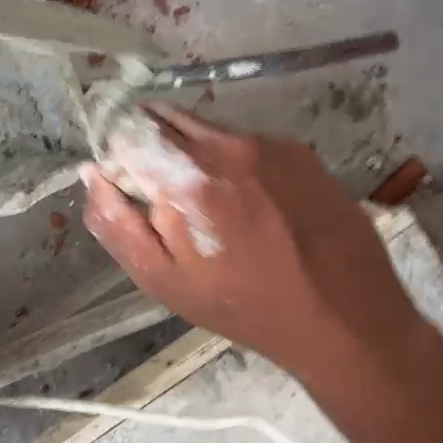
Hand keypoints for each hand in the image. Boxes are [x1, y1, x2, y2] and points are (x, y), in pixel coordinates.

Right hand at [82, 104, 428, 377]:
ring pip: (202, 129)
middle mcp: (224, 146)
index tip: (121, 178)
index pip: (124, 130)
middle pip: (161, 119)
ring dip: (189, 152)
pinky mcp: (298, 150)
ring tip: (208, 201)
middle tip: (160, 191)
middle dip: (149, 146)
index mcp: (184, 178)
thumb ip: (115, 222)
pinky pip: (243, 142)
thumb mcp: (162, 279)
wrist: (349, 322)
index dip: (115, 152)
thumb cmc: (243, 306)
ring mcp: (266, 144)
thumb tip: (92, 174)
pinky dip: (231, 160)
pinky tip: (249, 202)